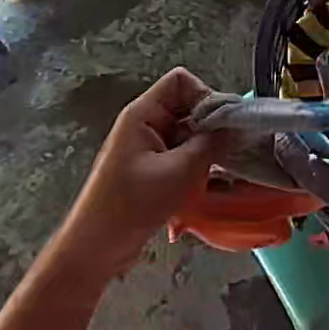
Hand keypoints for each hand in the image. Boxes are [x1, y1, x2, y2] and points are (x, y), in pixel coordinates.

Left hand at [58, 68, 226, 276]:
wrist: (96, 248)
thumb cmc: (132, 204)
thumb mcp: (180, 171)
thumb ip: (210, 144)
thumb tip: (232, 128)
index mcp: (144, 113)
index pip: (181, 81)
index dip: (204, 95)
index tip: (222, 124)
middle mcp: (145, 123)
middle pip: (187, 107)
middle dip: (208, 128)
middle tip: (225, 151)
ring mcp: (148, 146)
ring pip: (187, 133)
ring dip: (203, 151)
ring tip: (214, 174)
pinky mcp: (152, 168)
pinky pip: (181, 155)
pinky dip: (194, 167)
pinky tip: (201, 188)